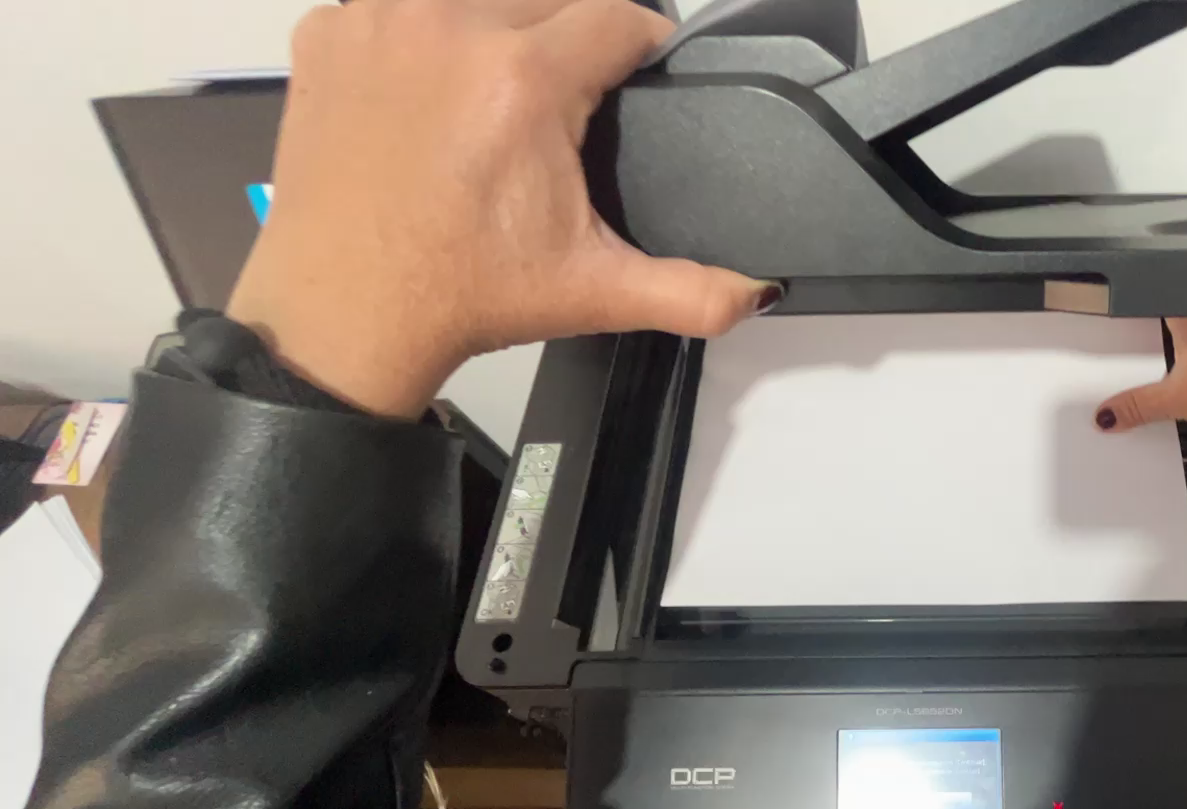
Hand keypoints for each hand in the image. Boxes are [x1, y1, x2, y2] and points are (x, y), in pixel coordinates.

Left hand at [227, 0, 780, 417]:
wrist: (351, 305)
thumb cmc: (468, 292)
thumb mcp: (602, 295)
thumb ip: (694, 294)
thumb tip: (759, 292)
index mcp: (523, 83)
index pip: (614, 15)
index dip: (649, 37)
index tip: (655, 67)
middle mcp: (445, 26)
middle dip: (584, 33)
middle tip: (594, 95)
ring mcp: (377, 19)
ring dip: (516, 24)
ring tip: (530, 88)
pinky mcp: (332, 32)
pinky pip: (409, 1)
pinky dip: (444, 29)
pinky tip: (455, 88)